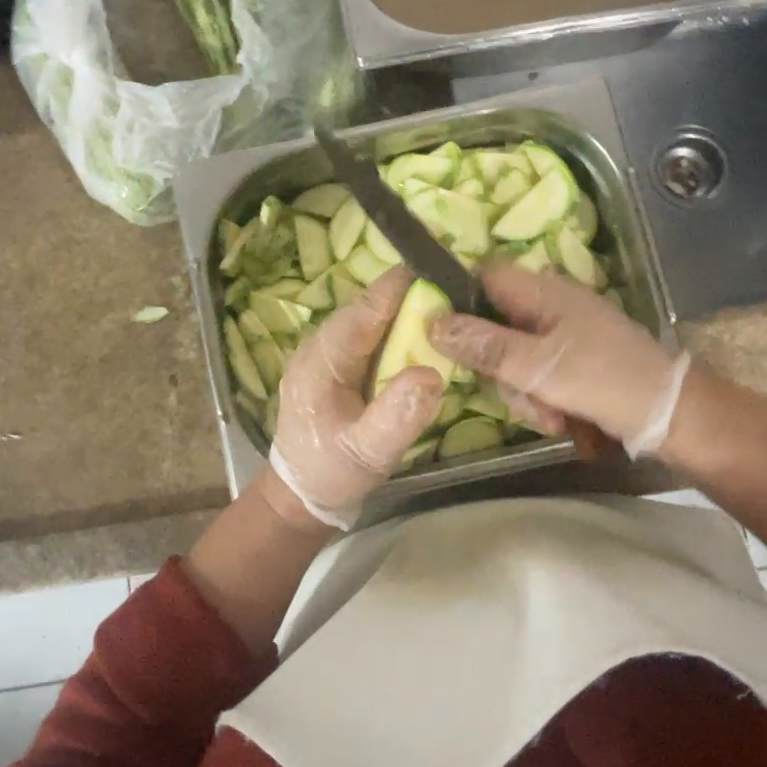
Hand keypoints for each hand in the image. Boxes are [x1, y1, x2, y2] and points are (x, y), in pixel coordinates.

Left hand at [268, 267, 446, 529]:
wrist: (302, 493)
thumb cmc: (330, 473)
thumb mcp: (367, 454)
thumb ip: (397, 417)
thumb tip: (431, 373)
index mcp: (320, 360)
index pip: (364, 309)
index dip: (402, 287)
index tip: (447, 273)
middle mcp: (321, 344)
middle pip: (371, 307)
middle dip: (413, 296)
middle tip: (464, 292)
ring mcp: (329, 351)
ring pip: (374, 319)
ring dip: (410, 312)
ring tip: (455, 307)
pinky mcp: (341, 362)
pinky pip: (374, 335)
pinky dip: (402, 332)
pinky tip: (430, 338)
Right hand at [427, 266, 690, 457]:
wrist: (674, 415)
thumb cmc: (604, 381)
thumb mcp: (537, 367)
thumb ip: (484, 346)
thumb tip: (431, 322)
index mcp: (542, 292)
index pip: (483, 278)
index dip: (458, 300)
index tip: (442, 337)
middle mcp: (551, 305)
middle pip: (493, 327)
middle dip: (499, 369)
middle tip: (518, 394)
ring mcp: (565, 333)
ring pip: (513, 359)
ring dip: (523, 392)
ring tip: (550, 416)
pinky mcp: (575, 360)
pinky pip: (538, 375)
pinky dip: (543, 399)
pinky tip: (561, 420)